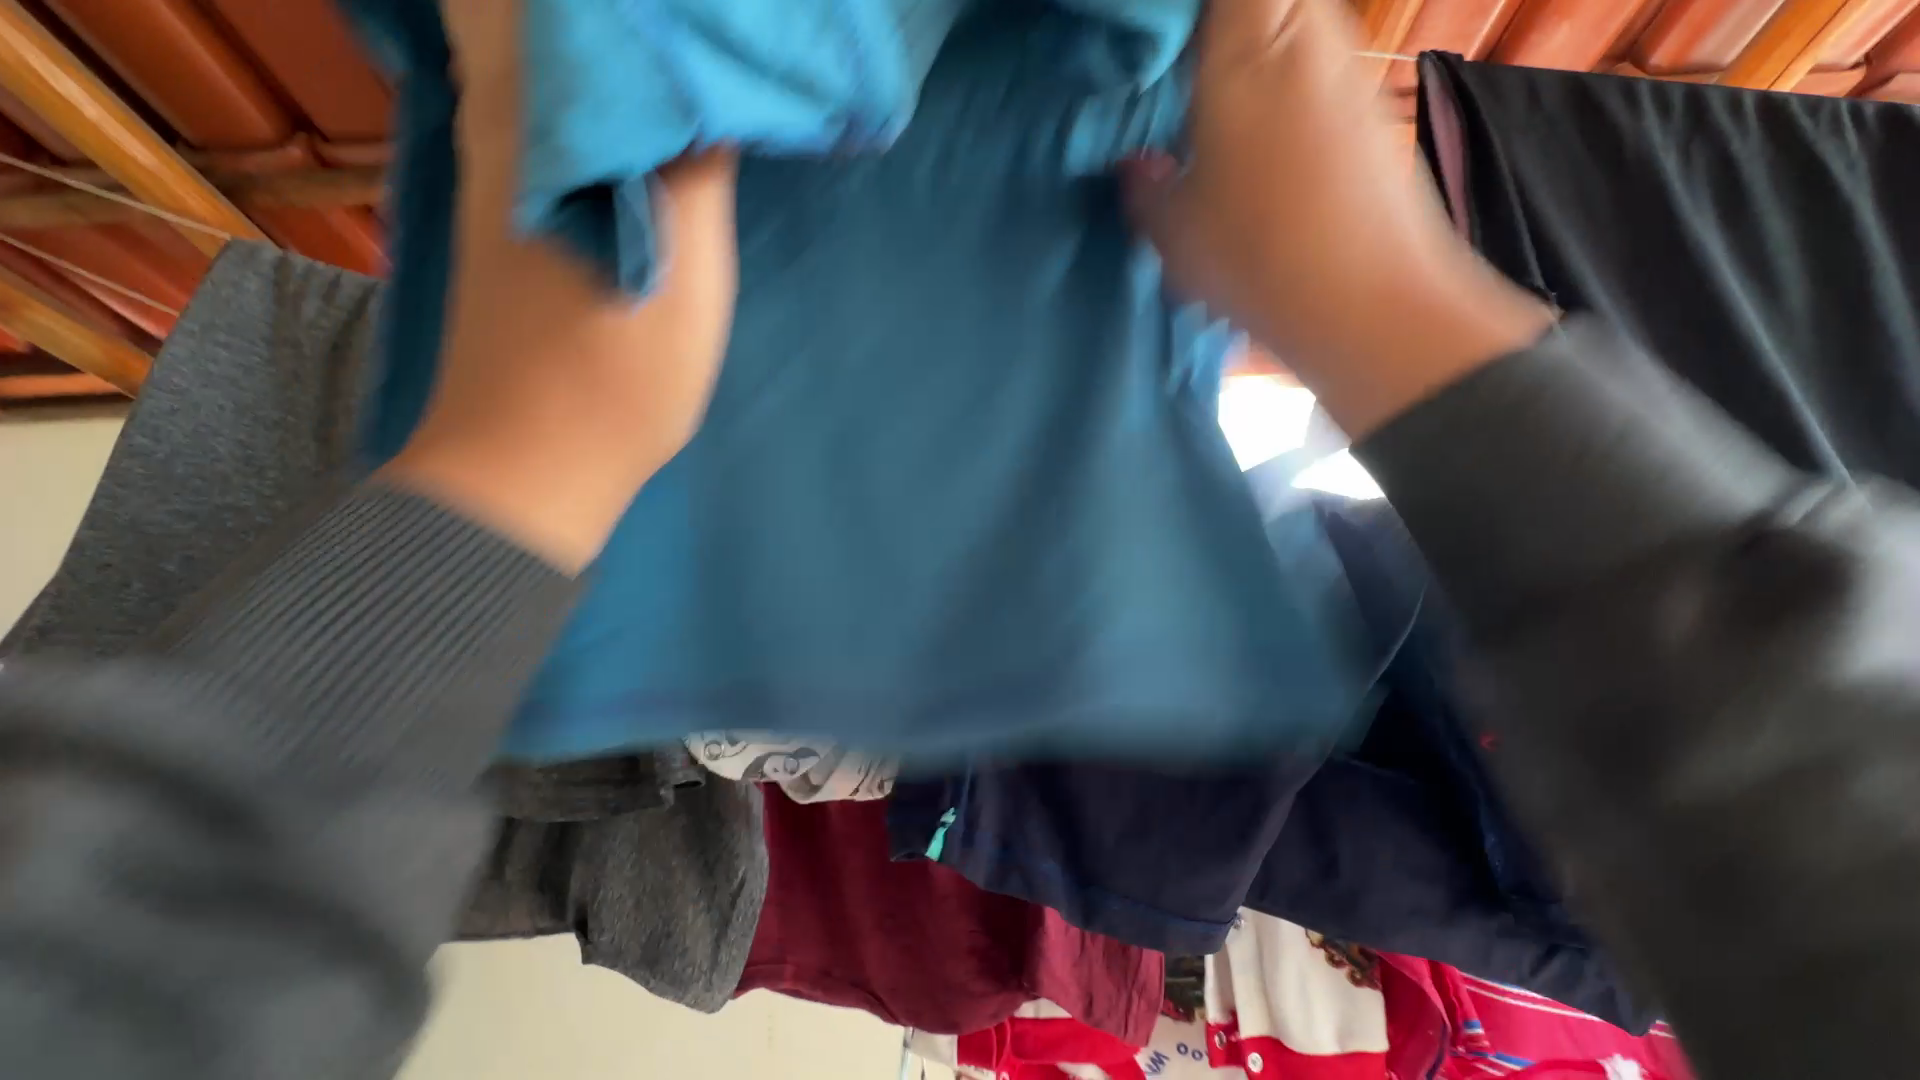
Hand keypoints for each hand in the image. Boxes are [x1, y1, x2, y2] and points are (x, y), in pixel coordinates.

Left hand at [382, 0, 737, 571]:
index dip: (641, 19)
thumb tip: (703, 79)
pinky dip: (578, 83)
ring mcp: (489, 170)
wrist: (527, 467)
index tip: (702, 26)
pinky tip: (623, 104)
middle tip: (688, 37)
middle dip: (609, 24)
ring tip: (666, 51)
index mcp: (538, 125)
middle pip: (528, 19)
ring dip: (592, 42)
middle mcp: (496, 126)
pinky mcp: (500, 210)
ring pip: (528, 56)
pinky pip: (531, 103)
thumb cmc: (615, 377)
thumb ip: (694, 166)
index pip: (565, 13)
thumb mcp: (686, 271)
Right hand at [1127, 0, 1550, 435]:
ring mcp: (1347, 71)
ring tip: (1202, 101)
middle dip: (1212, 26)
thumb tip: (1135, 167)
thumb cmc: (1260, 259)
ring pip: (1293, 23)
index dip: (1183, 14)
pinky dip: (1280, 82)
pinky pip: (1313, 66)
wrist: (1371, 307)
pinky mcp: (1368, 113)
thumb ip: (1144, 187)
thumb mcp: (1173, 231)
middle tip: (1168, 69)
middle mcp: (1308, 37)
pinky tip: (1252, 140)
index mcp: (1249, 46)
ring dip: (1249, 50)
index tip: (1154, 42)